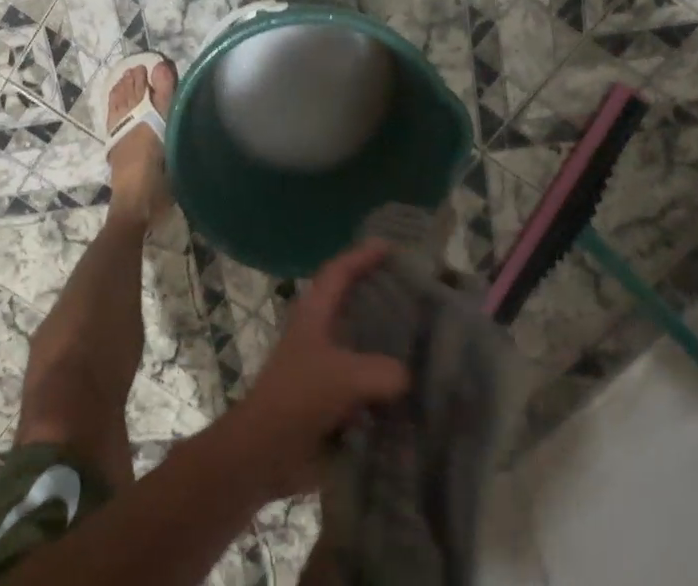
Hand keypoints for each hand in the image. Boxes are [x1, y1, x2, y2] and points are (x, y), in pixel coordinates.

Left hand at [221, 240, 409, 499]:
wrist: (266, 451)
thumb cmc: (298, 399)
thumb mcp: (346, 376)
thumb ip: (386, 370)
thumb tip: (408, 378)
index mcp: (314, 315)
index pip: (338, 273)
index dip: (361, 256)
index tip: (391, 246)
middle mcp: (320, 335)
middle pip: (353, 304)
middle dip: (384, 295)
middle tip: (423, 290)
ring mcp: (326, 367)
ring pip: (365, 344)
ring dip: (392, 340)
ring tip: (431, 336)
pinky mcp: (334, 399)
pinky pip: (370, 381)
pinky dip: (391, 380)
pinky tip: (420, 385)